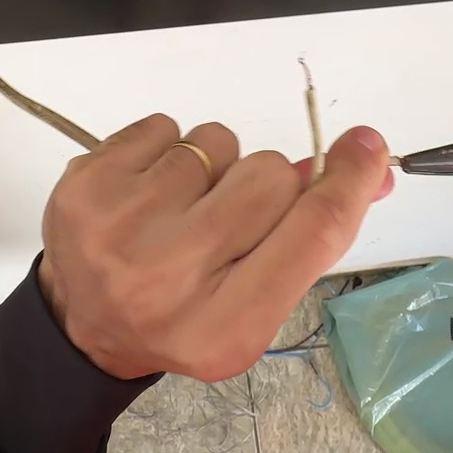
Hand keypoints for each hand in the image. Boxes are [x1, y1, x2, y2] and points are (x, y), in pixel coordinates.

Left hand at [37, 115, 394, 380]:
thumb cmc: (180, 311)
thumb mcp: (251, 298)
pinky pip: (165, 126)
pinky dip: (166, 148)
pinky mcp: (86, 184)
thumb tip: (368, 167)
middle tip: (231, 209)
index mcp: (225, 327)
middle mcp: (171, 279)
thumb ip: (307, 236)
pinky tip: (146, 191)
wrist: (84, 321)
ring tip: (180, 207)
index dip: (349, 182)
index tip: (367, 147)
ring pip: (216, 141)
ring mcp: (120, 227)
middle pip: (270, 175)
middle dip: (264, 180)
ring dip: (210, 164)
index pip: (311, 232)